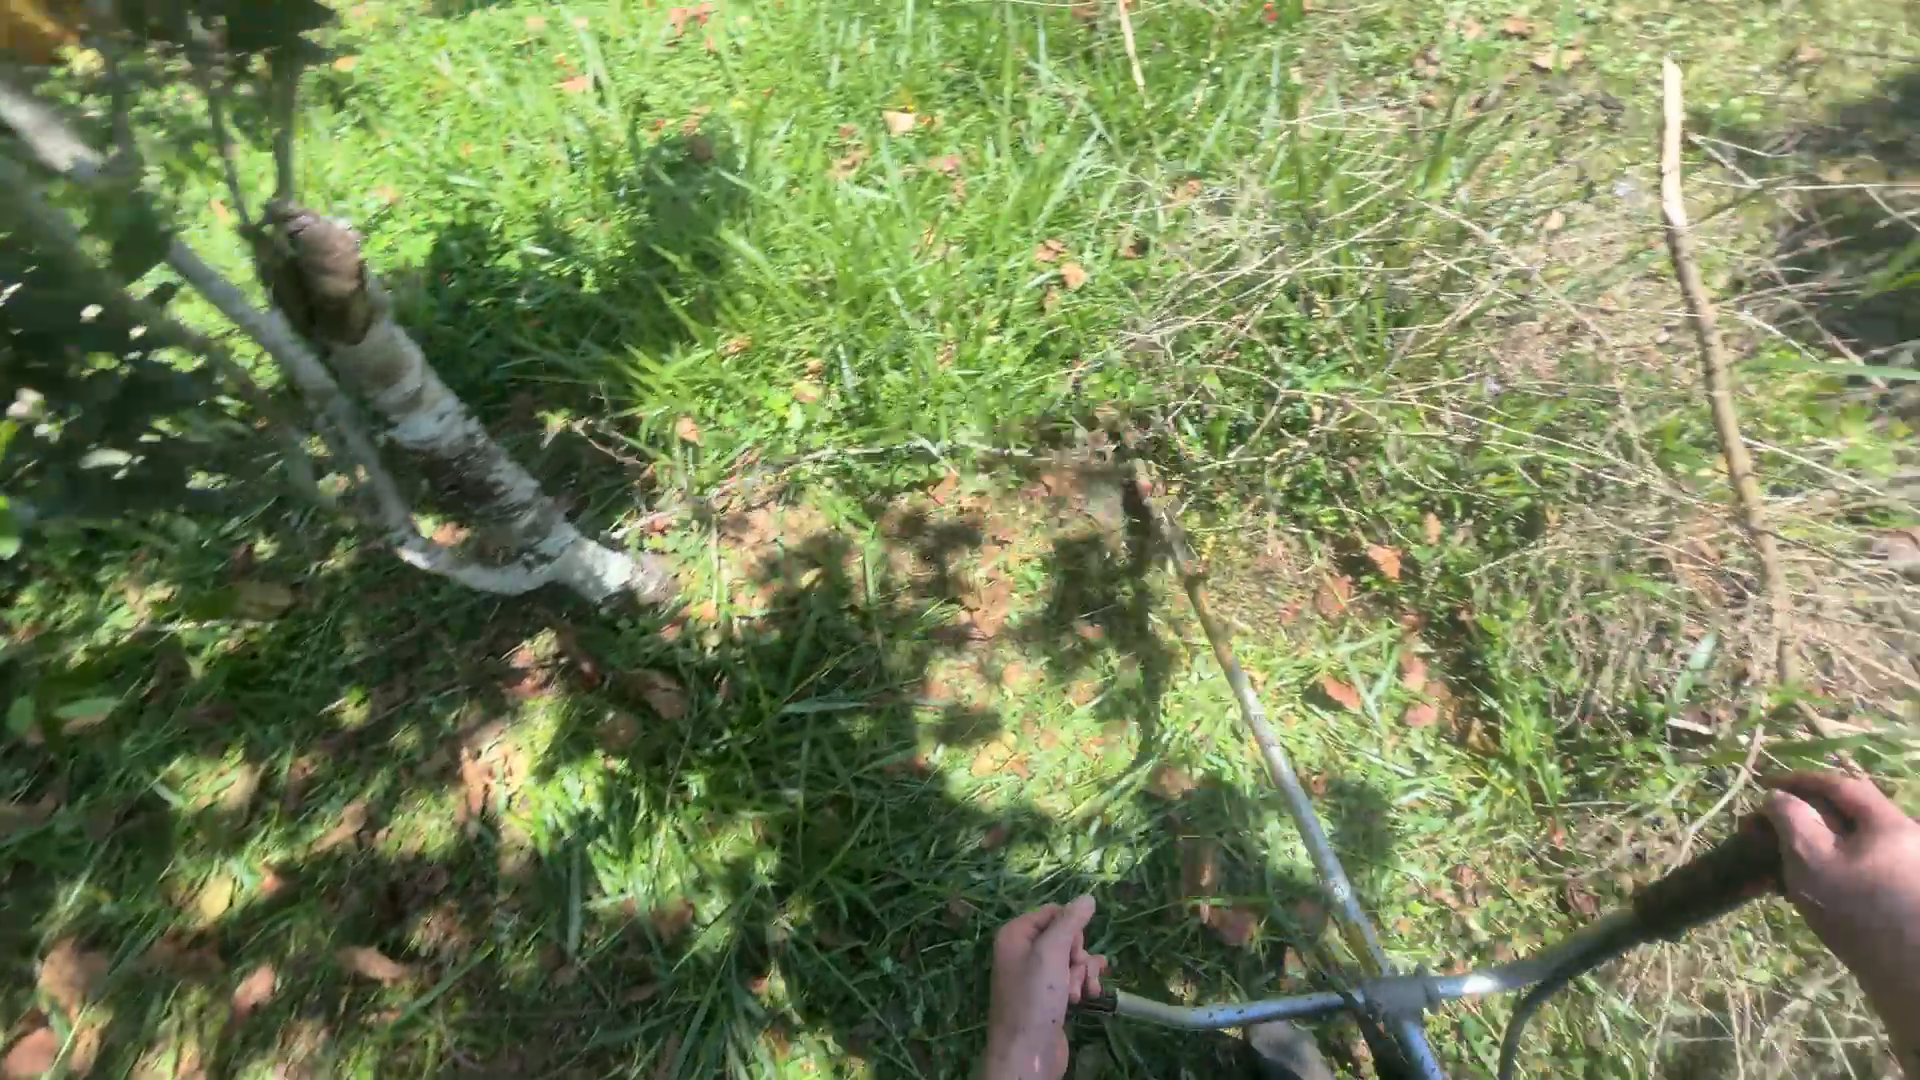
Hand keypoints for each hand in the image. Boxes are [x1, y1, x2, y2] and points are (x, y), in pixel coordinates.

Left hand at [983, 895, 1107, 1079]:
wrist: (1027, 1056)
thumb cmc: (1034, 998)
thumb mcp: (1052, 953)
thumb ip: (1070, 922)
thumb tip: (1088, 897)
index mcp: (1015, 934)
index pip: (1052, 913)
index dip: (1070, 928)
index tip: (1075, 948)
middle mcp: (1023, 951)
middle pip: (1064, 936)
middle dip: (1078, 955)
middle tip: (1076, 973)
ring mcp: (1035, 976)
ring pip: (1071, 958)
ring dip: (1083, 972)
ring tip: (1083, 992)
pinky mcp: (1048, 996)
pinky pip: (1070, 977)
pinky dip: (1082, 984)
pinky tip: (1091, 996)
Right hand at [1762, 772, 1919, 1059]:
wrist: (1913, 975)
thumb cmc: (1857, 906)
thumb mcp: (1807, 854)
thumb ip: (1789, 815)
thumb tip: (1780, 797)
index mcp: (1891, 826)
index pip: (1842, 786)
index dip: (1799, 780)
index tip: (1764, 786)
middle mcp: (1909, 844)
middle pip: (1844, 818)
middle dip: (1795, 822)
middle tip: (1759, 835)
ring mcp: (1910, 873)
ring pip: (1847, 848)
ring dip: (1804, 851)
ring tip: (1770, 871)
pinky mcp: (1906, 899)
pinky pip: (1859, 871)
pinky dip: (1825, 872)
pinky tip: (1798, 891)